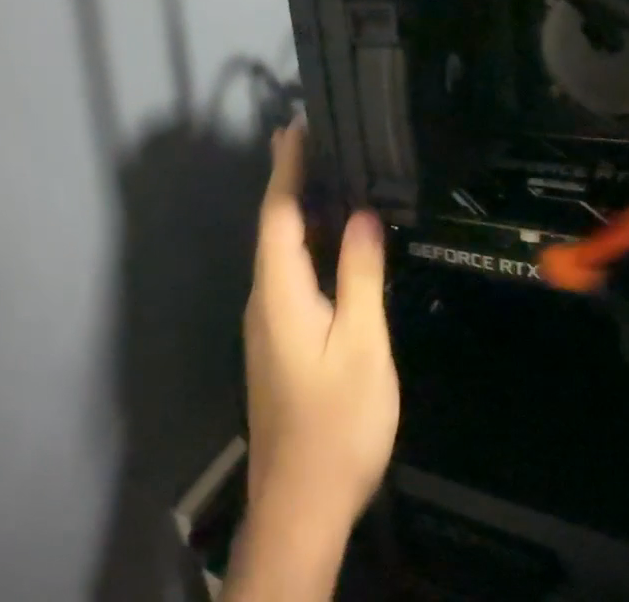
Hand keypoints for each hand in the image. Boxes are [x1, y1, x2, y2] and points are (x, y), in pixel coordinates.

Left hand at [243, 122, 397, 530]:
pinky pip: (289, 278)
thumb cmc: (337, 423)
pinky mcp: (278, 344)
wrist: (302, 501)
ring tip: (333, 179)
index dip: (286, 168)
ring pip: (281, 255)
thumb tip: (364, 216)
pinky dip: (308, 248)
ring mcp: (268, 325)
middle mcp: (264, 301)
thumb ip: (361, 276)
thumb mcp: (362, 345)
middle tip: (322, 141)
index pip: (278, 214)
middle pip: (275, 229)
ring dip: (302, 215)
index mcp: (279, 292)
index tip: (296, 127)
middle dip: (293, 182)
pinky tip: (335, 246)